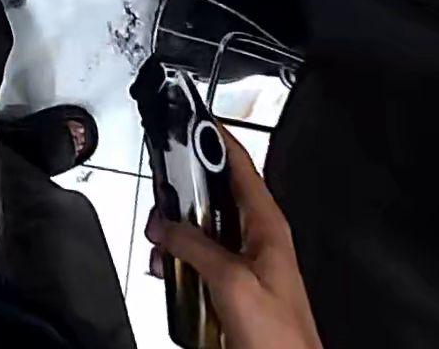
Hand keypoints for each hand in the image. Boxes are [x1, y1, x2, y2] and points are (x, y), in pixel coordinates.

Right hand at [146, 131, 321, 348]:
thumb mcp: (231, 281)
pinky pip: (192, 252)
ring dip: (170, 231)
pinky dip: (173, 255)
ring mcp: (241, 259)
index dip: (215, 135)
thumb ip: (193, 243)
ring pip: (195, 222)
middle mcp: (254, 236)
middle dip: (177, 193)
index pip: (240, 163)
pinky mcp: (228, 281)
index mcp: (266, 226)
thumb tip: (163, 223)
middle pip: (208, 190)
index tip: (190, 112)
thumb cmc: (279, 340)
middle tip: (159, 202)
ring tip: (161, 248)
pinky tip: (166, 268)